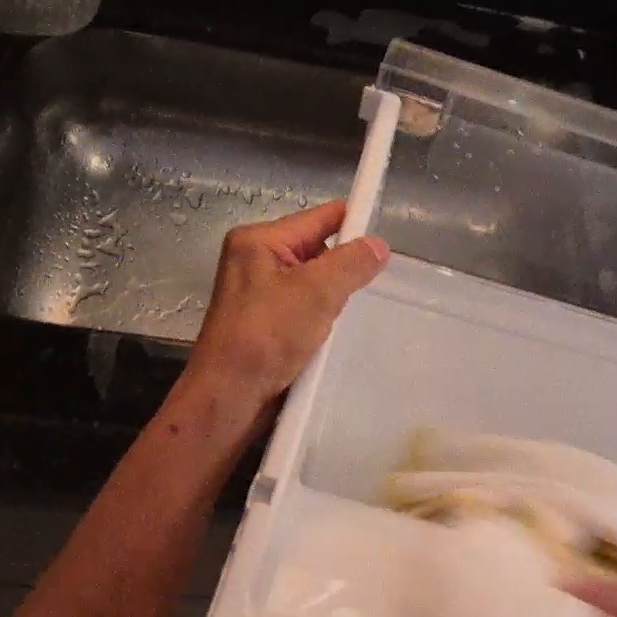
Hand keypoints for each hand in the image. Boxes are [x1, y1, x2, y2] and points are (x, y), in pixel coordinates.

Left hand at [185, 201, 388, 411]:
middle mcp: (255, 260)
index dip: (354, 223)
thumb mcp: (316, 293)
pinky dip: (321, 320)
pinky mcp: (264, 323)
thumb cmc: (266, 338)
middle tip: (363, 291)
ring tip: (344, 319)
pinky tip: (330, 337)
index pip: (319, 218)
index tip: (387, 240)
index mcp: (258, 241)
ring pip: (314, 282)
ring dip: (333, 299)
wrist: (229, 399)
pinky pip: (304, 308)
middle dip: (343, 269)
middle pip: (318, 249)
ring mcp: (259, 293)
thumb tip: (379, 245)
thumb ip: (351, 264)